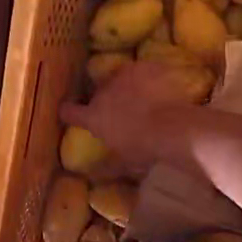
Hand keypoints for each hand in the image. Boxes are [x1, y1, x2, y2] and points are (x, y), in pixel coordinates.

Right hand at [58, 60, 199, 173]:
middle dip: (106, 100)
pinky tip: (159, 89)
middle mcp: (103, 92)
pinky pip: (143, 72)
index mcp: (94, 116)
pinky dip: (148, 79)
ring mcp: (125, 75)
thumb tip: (94, 174)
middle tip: (122, 111)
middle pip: (99, 92)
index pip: (69, 112)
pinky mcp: (145, 67)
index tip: (69, 113)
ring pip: (120, 78)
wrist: (172, 127)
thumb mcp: (125, 162)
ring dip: (127, 87)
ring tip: (142, 98)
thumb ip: (108, 165)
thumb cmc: (145, 148)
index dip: (68, 112)